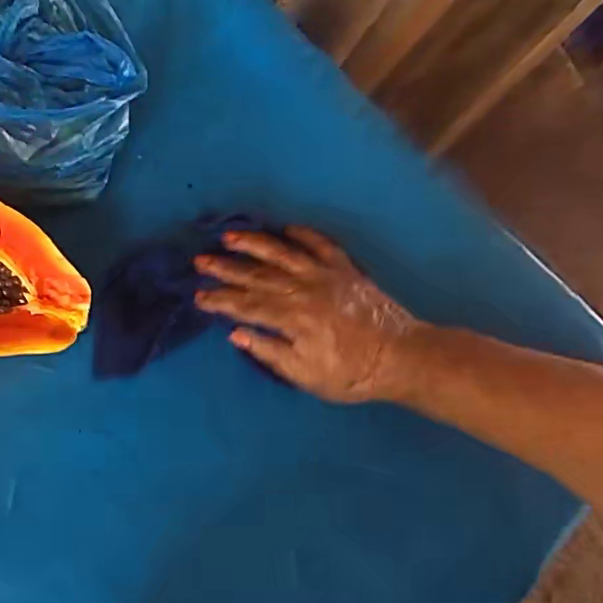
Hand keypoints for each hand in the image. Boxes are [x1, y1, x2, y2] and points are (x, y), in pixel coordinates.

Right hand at [193, 226, 422, 403]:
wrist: (403, 358)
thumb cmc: (350, 374)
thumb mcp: (304, 374)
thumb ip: (269, 352)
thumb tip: (235, 333)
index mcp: (292, 318)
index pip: (246, 305)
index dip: (220, 300)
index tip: (199, 296)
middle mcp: (304, 290)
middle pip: (257, 276)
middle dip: (226, 268)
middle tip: (200, 261)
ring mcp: (326, 276)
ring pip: (283, 254)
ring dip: (254, 244)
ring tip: (229, 236)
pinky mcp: (346, 270)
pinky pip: (321, 245)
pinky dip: (303, 235)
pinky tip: (286, 228)